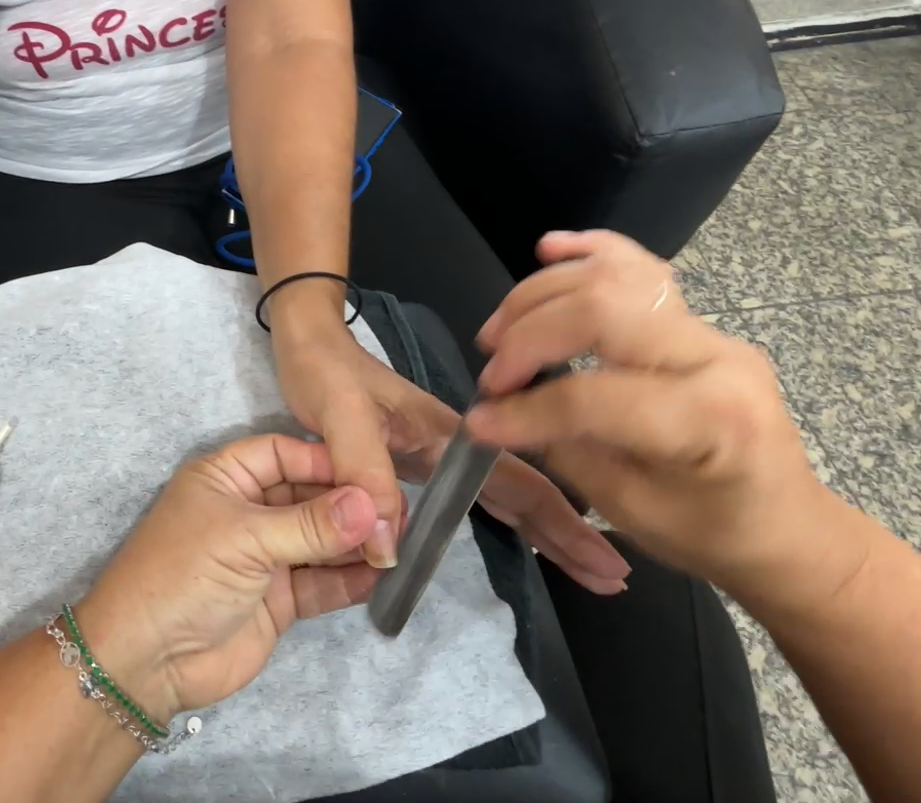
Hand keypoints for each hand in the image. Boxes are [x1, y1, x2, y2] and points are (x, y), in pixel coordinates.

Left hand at [75, 434, 379, 718]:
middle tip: (397, 514)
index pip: (285, 452)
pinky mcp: (279, 597)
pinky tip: (381, 576)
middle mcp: (249, 508)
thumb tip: (372, 504)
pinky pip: (321, 581)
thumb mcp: (246, 538)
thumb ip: (311, 524)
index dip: (325, 460)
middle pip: (308, 494)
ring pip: (320, 539)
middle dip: (348, 505)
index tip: (372, 472)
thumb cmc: (185, 575)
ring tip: (398, 543)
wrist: (148, 660)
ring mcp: (265, 554)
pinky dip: (348, 579)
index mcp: (227, 476)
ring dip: (354, 543)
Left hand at [276, 317, 629, 588]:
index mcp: (448, 432)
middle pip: (522, 492)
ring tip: (582, 565)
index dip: (563, 523)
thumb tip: (392, 551)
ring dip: (542, 530)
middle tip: (613, 579)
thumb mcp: (339, 415)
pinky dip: (499, 519)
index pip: (519, 480)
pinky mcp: (414, 460)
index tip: (609, 565)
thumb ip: (365, 472)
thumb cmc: (324, 371)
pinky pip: (467, 498)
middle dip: (568, 533)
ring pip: (500, 496)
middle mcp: (451, 445)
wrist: (306, 341)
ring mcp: (436, 452)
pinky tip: (514, 535)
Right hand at [465, 230, 845, 598]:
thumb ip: (561, 446)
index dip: (524, 408)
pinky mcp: (697, 320)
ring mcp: (709, 330)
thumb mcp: (627, 507)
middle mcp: (715, 358)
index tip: (479, 422)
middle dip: (528, 335)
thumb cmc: (710, 530)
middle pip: (601, 311)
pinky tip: (549, 249)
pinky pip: (641, 268)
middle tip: (492, 372)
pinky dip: (590, 250)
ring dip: (540, 295)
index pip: (594, 396)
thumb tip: (496, 410)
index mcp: (710, 419)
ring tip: (499, 329)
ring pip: (612, 277)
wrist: (785, 523)